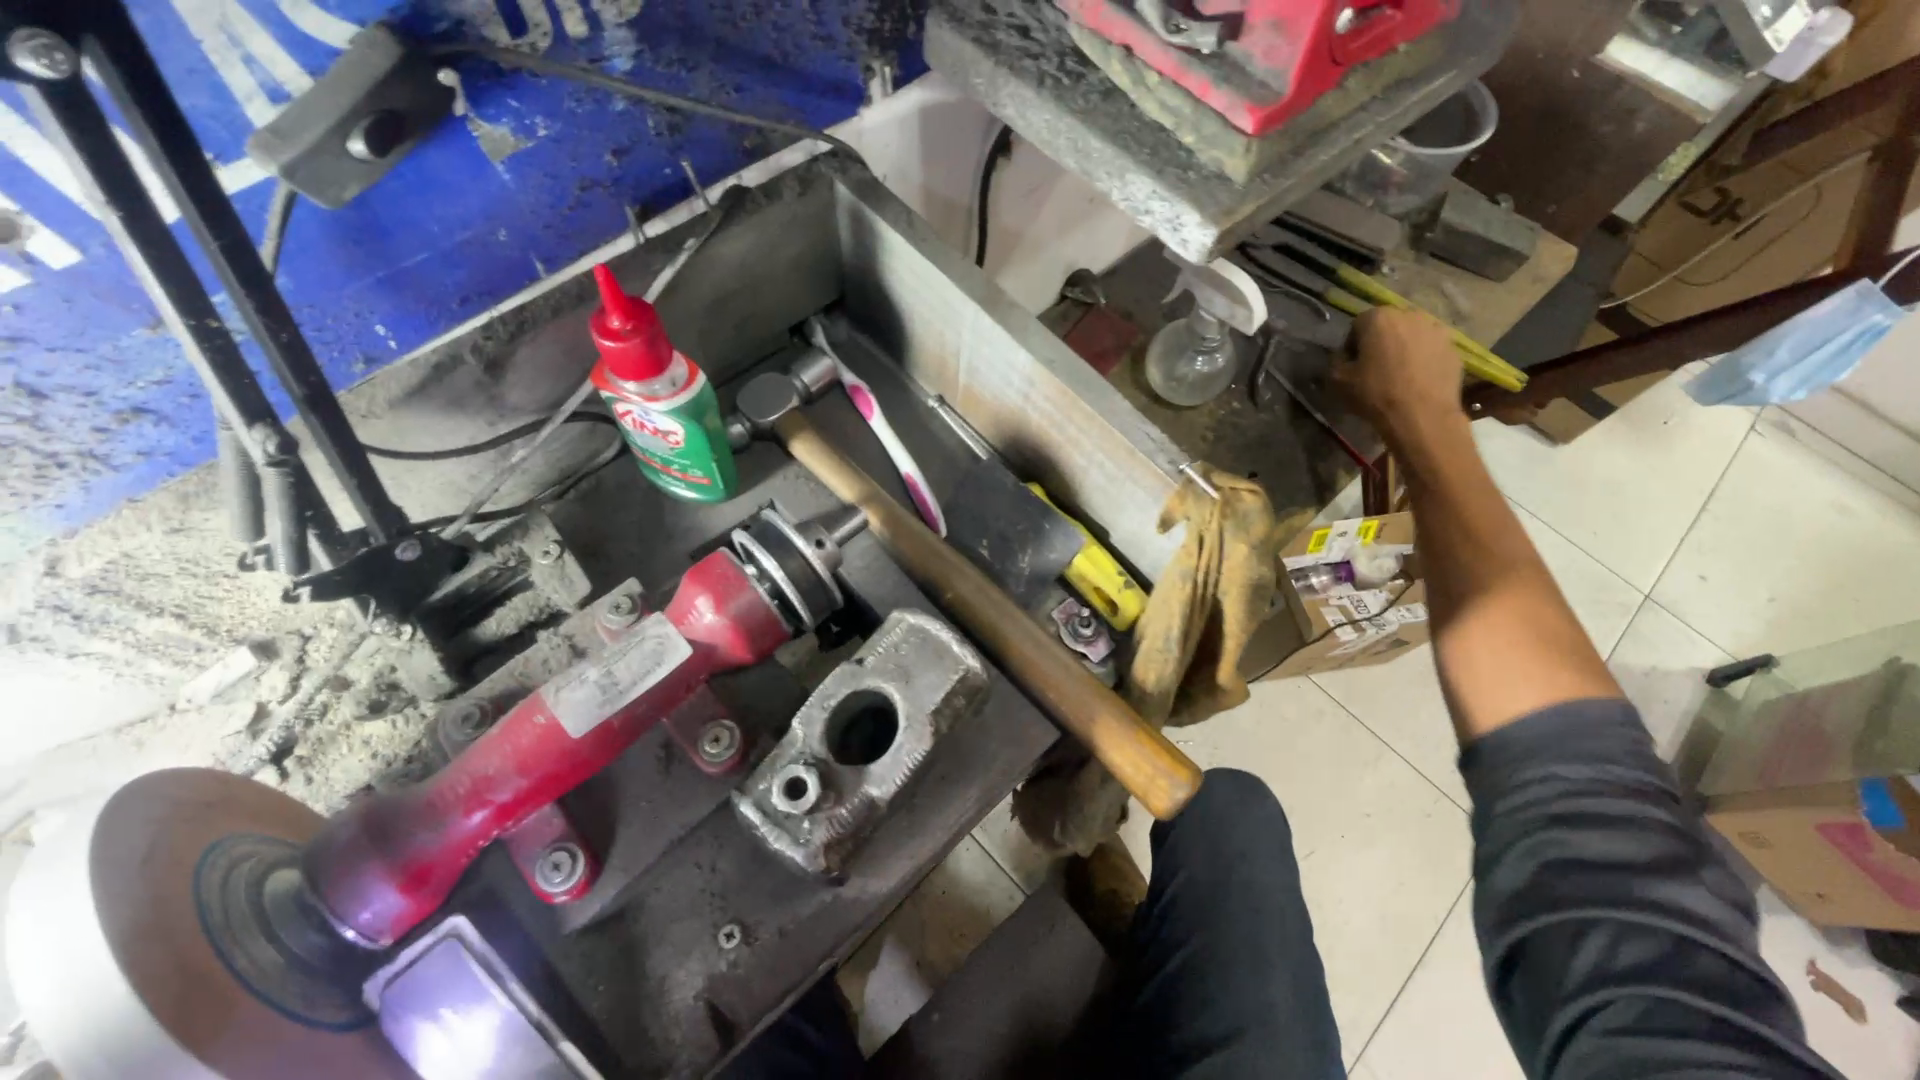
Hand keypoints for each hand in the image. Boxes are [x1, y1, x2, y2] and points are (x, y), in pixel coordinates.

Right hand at [1334, 308, 1464, 440]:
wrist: (1421, 415)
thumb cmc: (1375, 393)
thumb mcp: (1338, 380)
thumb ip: (1336, 361)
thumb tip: (1343, 356)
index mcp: (1379, 318)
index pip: (1358, 324)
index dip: (1352, 345)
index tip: (1352, 364)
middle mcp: (1410, 315)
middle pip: (1388, 325)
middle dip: (1380, 342)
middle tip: (1376, 367)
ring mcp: (1436, 330)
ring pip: (1412, 335)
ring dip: (1404, 348)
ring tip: (1399, 374)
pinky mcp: (1453, 348)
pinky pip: (1431, 349)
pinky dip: (1424, 359)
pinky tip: (1418, 380)